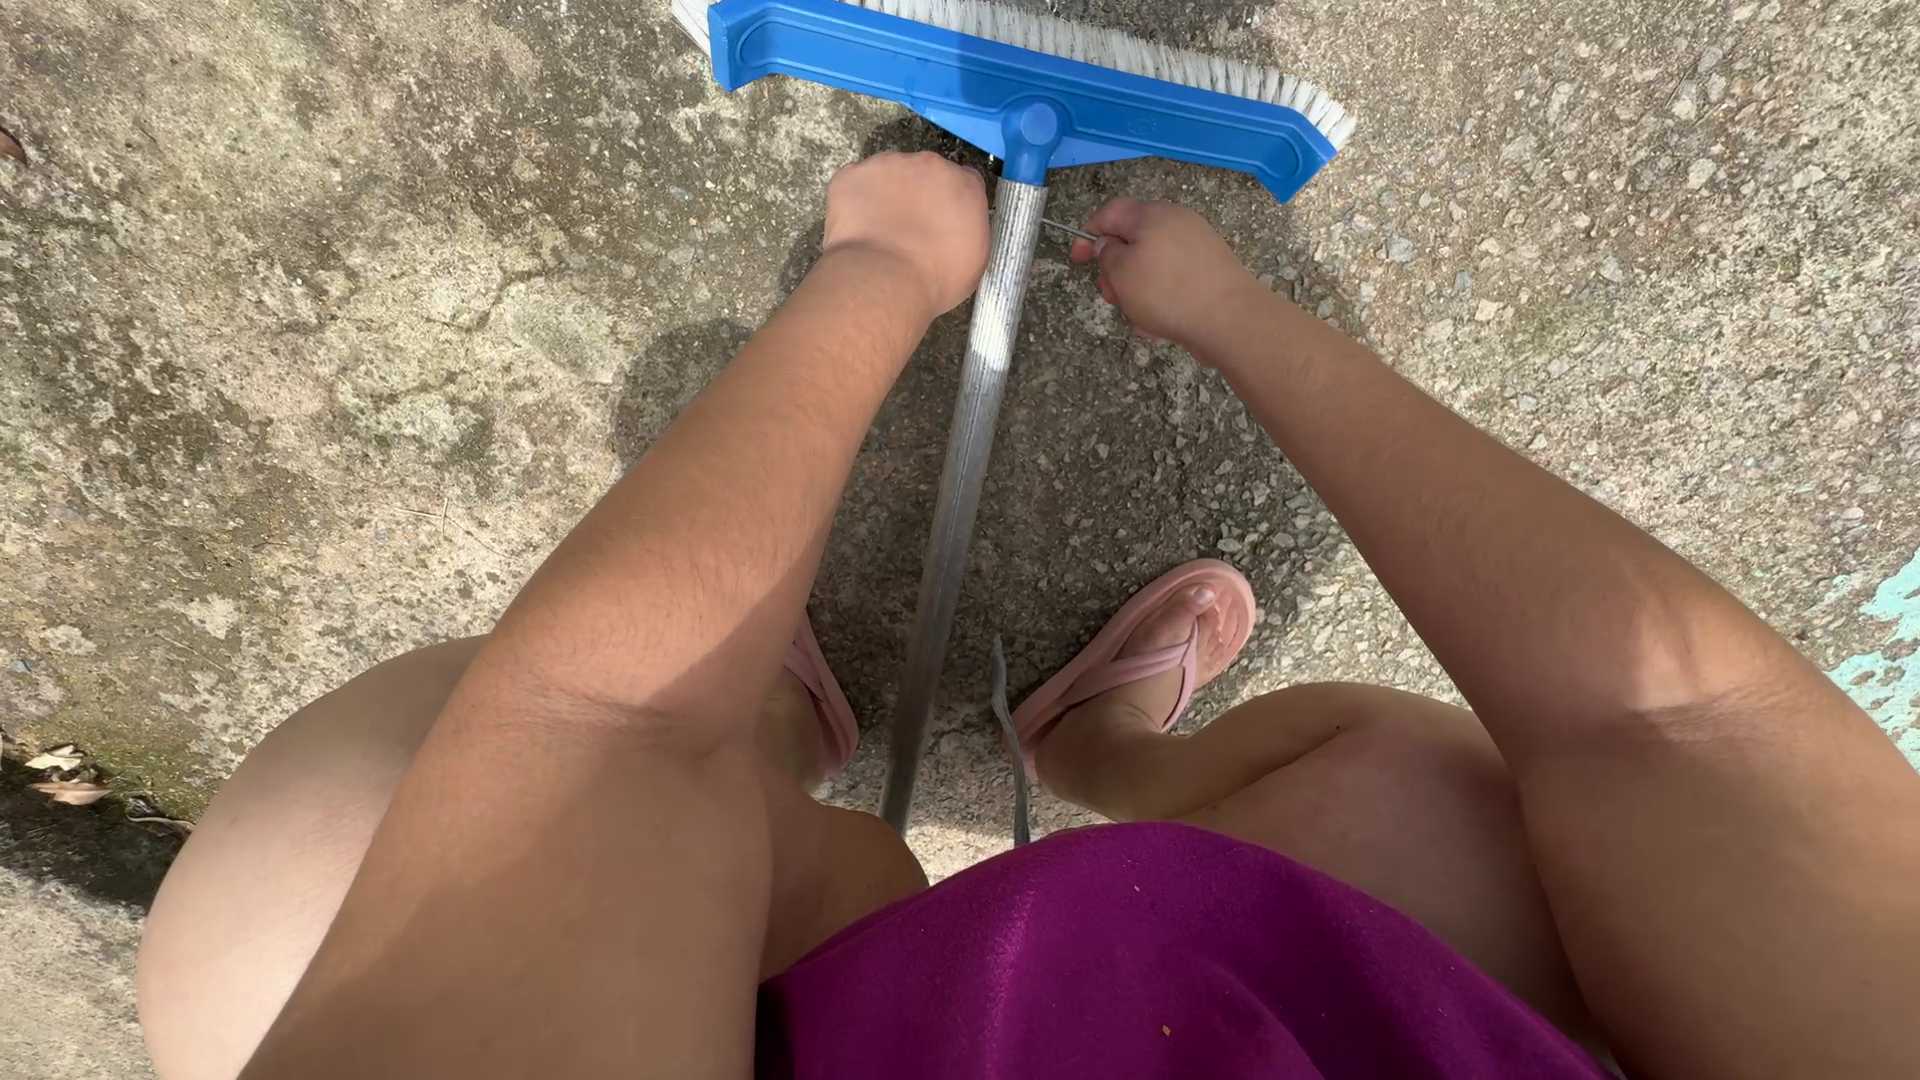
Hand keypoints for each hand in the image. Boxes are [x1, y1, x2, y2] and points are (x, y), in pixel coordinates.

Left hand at [821, 152, 989, 317]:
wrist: (888, 281)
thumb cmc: (934, 279)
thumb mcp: (973, 261)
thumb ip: (968, 230)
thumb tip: (955, 230)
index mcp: (965, 186)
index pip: (962, 182)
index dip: (949, 203)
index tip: (941, 221)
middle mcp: (929, 165)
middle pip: (923, 172)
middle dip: (916, 197)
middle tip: (908, 232)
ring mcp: (889, 166)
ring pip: (887, 175)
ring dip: (885, 197)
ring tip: (881, 235)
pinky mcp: (854, 174)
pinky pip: (854, 183)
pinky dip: (854, 202)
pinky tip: (859, 230)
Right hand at [1070, 198, 1266, 351]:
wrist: (1227, 318)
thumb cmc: (1166, 292)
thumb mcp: (1120, 272)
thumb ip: (1106, 255)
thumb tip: (1108, 246)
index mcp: (1151, 215)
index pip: (1109, 212)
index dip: (1087, 234)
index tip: (1077, 259)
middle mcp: (1175, 222)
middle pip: (1131, 241)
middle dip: (1114, 270)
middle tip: (1111, 296)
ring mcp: (1194, 246)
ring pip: (1149, 266)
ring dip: (1135, 291)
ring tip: (1138, 317)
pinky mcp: (1207, 271)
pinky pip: (1170, 281)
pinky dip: (1157, 300)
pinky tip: (1158, 324)